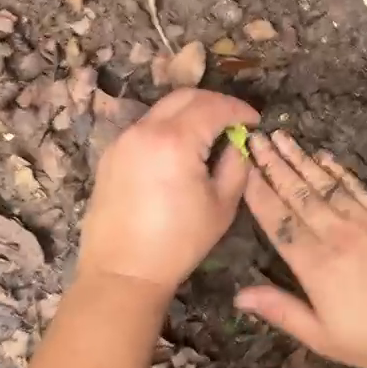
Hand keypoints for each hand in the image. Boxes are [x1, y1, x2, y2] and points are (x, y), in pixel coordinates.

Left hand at [78, 89, 259, 293]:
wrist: (122, 270)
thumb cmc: (178, 243)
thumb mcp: (222, 206)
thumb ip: (236, 166)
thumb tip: (238, 145)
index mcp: (176, 140)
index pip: (214, 107)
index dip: (240, 110)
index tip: (255, 122)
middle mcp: (146, 130)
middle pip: (185, 96)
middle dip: (215, 103)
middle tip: (234, 121)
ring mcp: (124, 140)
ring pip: (163, 110)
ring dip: (189, 113)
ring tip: (209, 136)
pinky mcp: (111, 154)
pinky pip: (146, 128)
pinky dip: (168, 128)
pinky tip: (180, 152)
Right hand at [237, 131, 366, 367]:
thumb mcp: (322, 338)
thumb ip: (280, 311)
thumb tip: (239, 295)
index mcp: (316, 266)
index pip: (278, 221)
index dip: (258, 192)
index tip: (243, 166)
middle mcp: (338, 236)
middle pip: (298, 194)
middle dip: (274, 165)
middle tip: (255, 138)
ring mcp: (366, 224)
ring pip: (326, 185)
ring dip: (302, 160)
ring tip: (282, 137)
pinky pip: (358, 189)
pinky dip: (339, 172)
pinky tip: (325, 157)